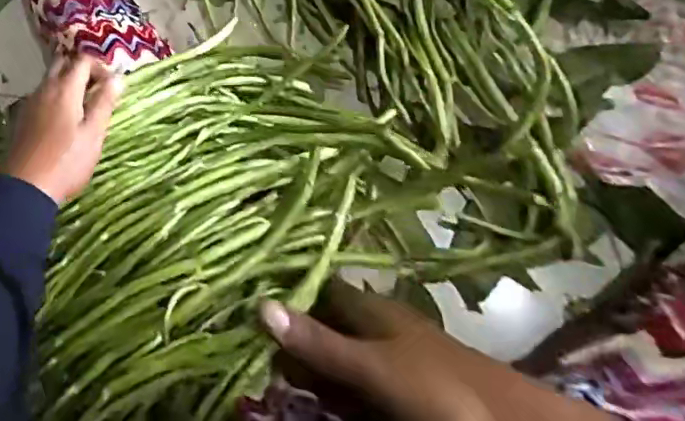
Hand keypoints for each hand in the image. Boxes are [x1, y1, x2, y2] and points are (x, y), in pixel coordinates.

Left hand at [0, 53, 121, 204]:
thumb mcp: (93, 134)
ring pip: (50, 78)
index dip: (99, 66)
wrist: (25, 187)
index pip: (83, 60)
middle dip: (81, 69)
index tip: (110, 85)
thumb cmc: (66, 161)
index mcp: (65, 88)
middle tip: (96, 90)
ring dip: (67, 82)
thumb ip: (104, 103)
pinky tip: (63, 118)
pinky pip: (42, 94)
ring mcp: (31, 100)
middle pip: (63, 63)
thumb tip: (117, 77)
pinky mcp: (23, 115)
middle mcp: (45, 87)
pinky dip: (55, 95)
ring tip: (83, 105)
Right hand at [259, 282, 603, 420]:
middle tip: (255, 348)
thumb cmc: (438, 387)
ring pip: (337, 353)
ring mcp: (389, 358)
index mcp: (366, 306)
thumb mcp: (372, 367)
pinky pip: (355, 382)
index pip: (313, 286)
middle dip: (291, 334)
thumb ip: (319, 342)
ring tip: (278, 373)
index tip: (247, 301)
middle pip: (322, 322)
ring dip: (311, 364)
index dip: (283, 291)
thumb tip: (257, 304)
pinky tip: (320, 398)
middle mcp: (373, 324)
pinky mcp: (400, 391)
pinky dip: (334, 387)